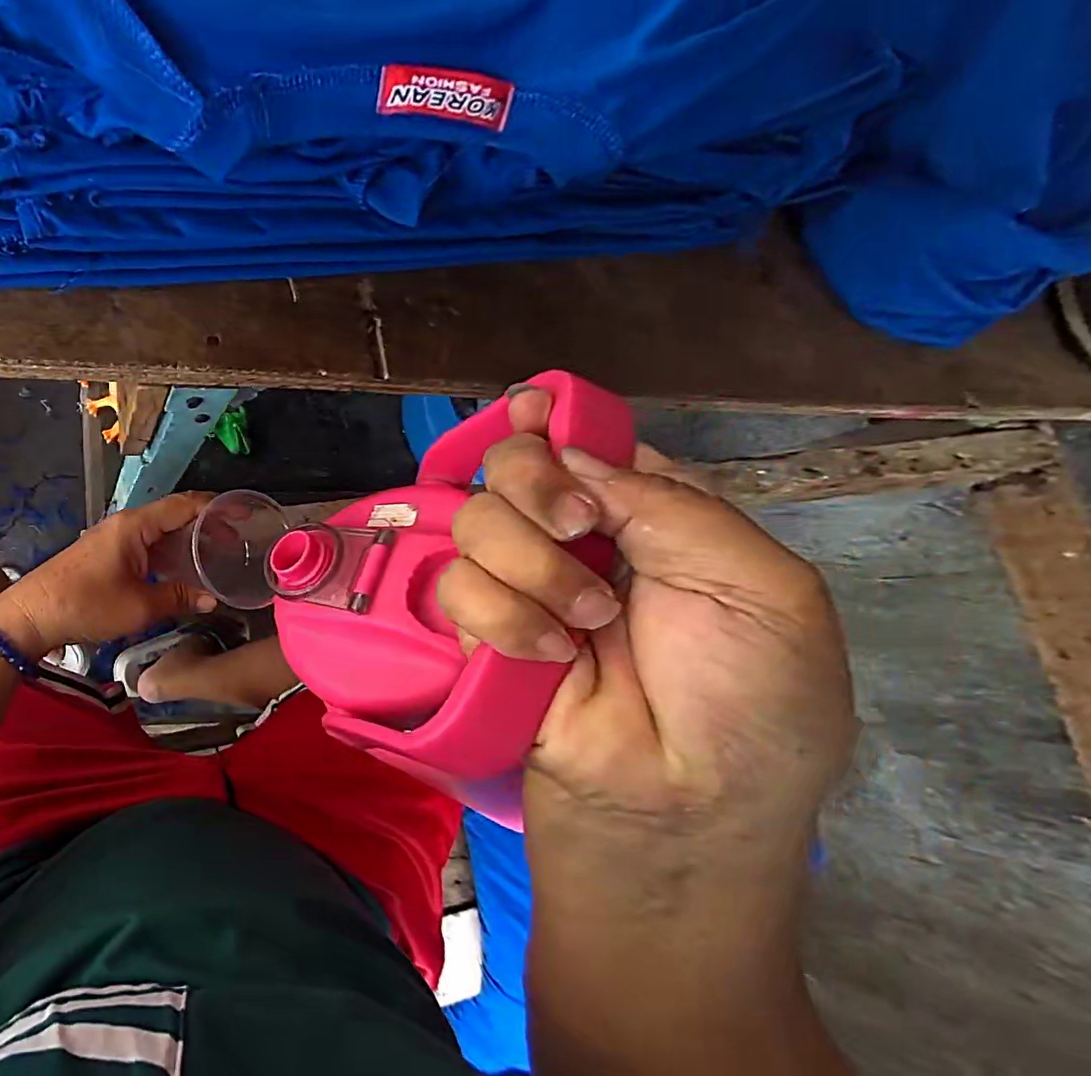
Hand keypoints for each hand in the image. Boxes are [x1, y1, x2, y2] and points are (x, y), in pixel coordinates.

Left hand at [0, 493, 216, 657]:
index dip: (215, 507)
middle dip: (204, 526)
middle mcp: (124, 524)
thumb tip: (211, 599)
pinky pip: (144, 546)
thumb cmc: (86, 604)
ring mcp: (112, 538)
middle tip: (235, 543)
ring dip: (185, 542)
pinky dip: (166, 554)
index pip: (184, 504)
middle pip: (173, 516)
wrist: (32, 614)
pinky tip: (179, 571)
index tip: (242, 514)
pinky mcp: (104, 554)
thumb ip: (178, 598)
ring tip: (214, 557)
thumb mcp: (139, 606)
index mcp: (134, 525)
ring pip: (158, 532)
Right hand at [438, 386, 854, 869]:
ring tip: (582, 627)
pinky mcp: (473, 628)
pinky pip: (455, 587)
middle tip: (578, 530)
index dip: (549, 423)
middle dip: (536, 490)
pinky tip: (544, 658)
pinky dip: (501, 619)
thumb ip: (666, 505)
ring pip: (474, 524)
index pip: (579, 446)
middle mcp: (571, 541)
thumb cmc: (747, 700)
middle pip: (511, 467)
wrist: (674, 804)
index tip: (529, 412)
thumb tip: (566, 456)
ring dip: (531, 572)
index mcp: (647, 517)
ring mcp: (516, 584)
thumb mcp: (761, 587)